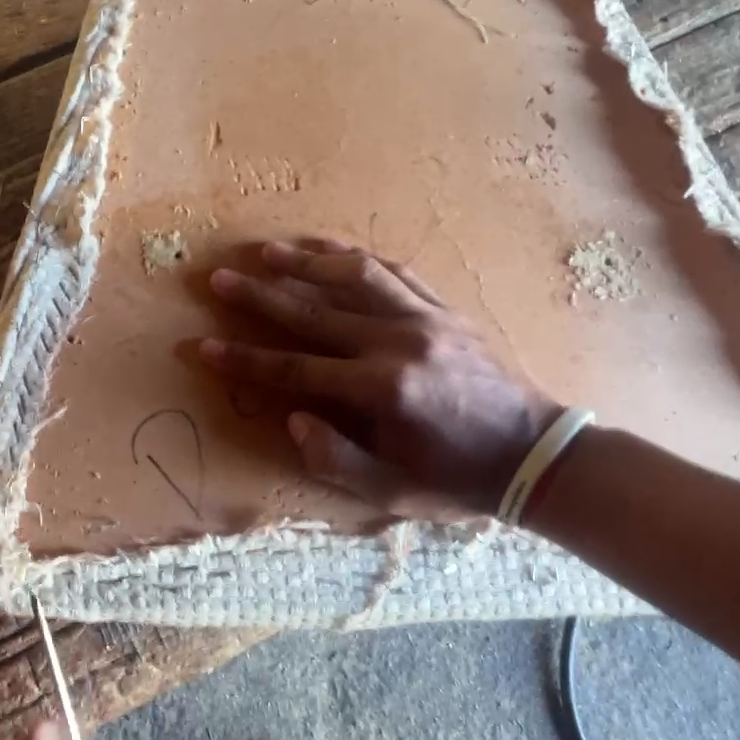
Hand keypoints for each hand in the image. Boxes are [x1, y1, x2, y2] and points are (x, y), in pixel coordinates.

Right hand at [198, 239, 559, 519]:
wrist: (538, 456)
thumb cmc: (457, 478)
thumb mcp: (391, 491)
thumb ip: (333, 458)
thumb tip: (293, 418)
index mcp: (381, 392)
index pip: (293, 370)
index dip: (242, 360)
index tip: (202, 346)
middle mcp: (399, 344)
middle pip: (313, 312)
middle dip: (259, 295)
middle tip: (219, 278)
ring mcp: (425, 320)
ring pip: (354, 277)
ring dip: (305, 261)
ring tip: (266, 250)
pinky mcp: (444, 310)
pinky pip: (394, 272)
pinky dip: (355, 257)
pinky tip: (327, 248)